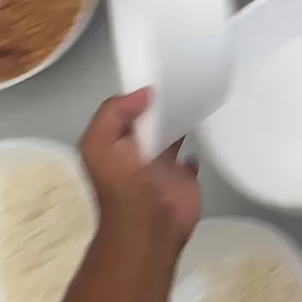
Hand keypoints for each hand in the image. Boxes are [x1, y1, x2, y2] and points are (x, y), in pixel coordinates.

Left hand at [79, 87, 200, 257]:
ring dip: (180, 123)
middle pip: (150, 122)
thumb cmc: (125, 184)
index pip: (125, 112)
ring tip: (196, 101)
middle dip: (162, 107)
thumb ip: (113, 114)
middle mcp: (138, 153)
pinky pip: (191, 159)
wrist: (151, 225)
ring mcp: (162, 166)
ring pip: (171, 137)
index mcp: (116, 143)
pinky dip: (195, 150)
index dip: (138, 95)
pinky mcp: (185, 178)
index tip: (160, 76)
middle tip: (185, 83)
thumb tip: (145, 93)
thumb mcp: (101, 145)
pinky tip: (200, 137)